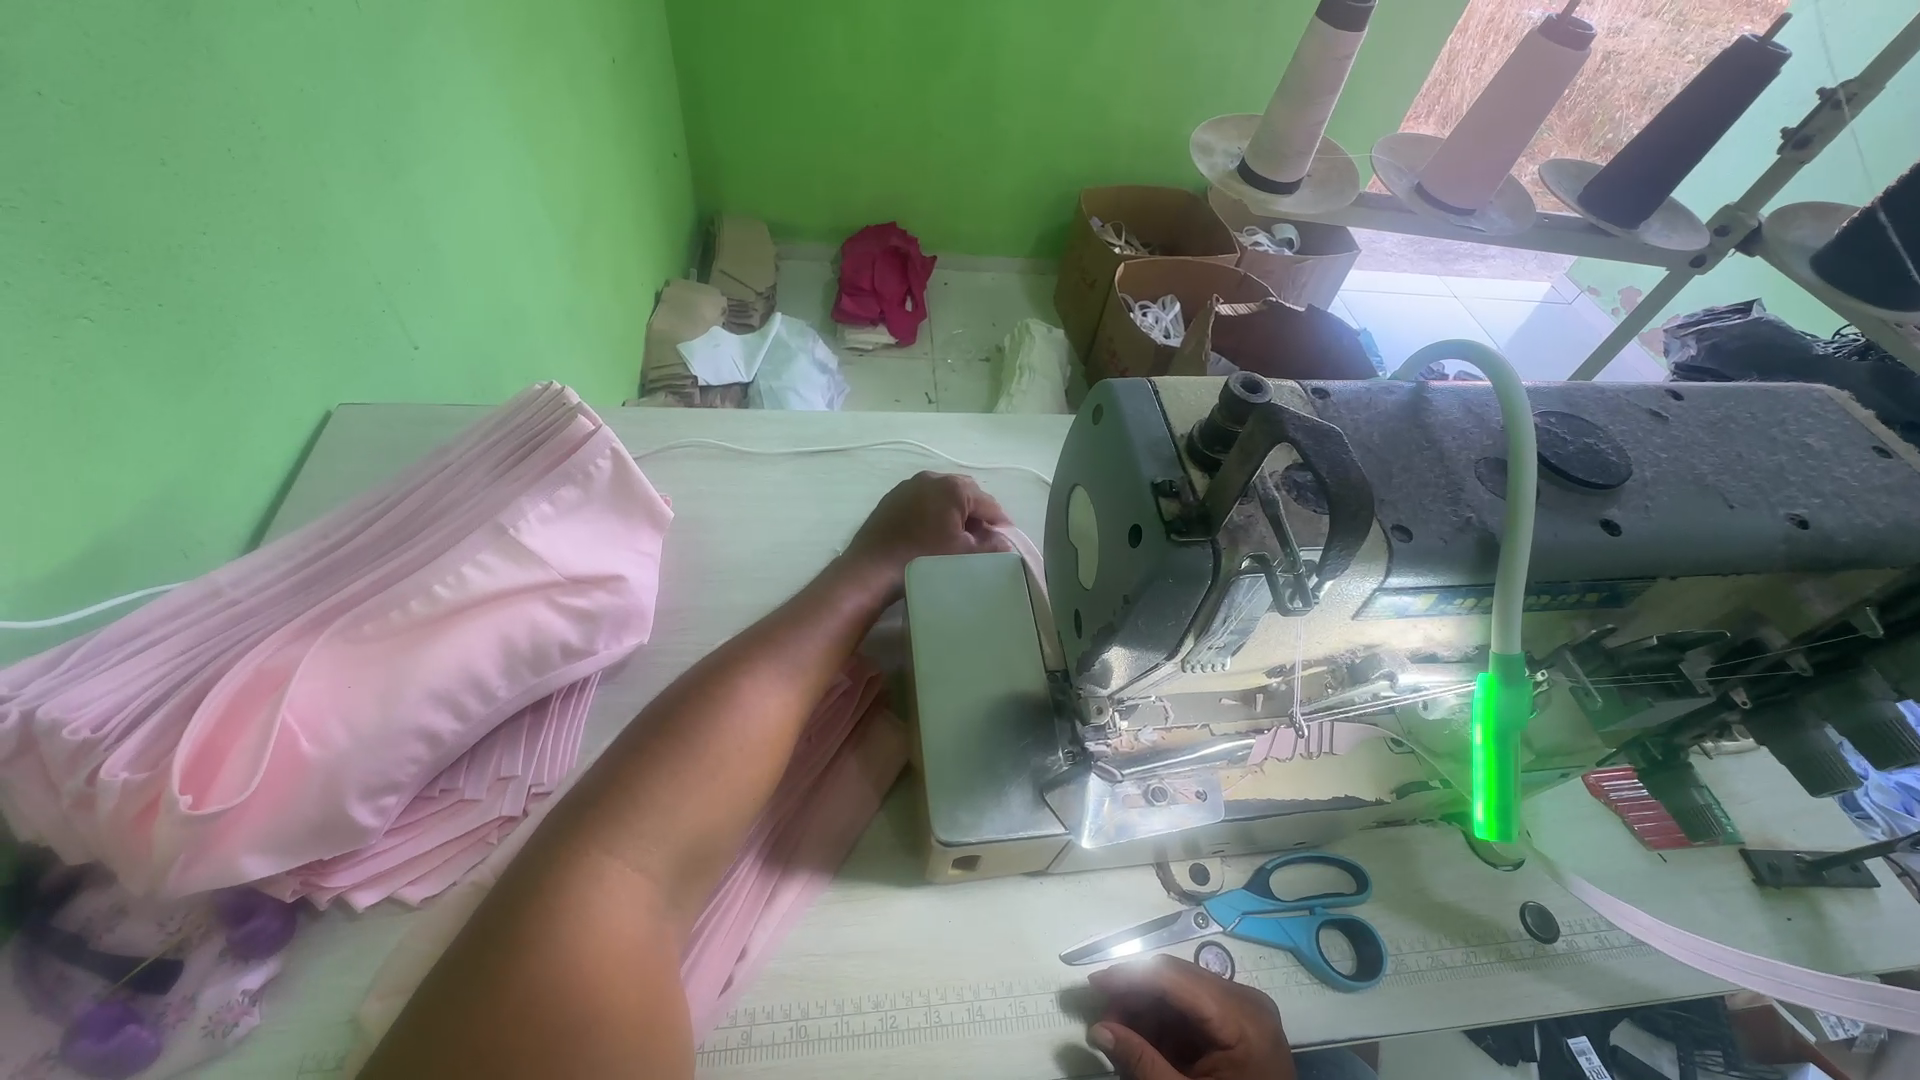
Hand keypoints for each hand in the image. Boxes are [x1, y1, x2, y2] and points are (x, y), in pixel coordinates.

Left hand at [839, 472, 1011, 588]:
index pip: (988, 502)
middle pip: (966, 493)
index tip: (1006, 538)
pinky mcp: (893, 497)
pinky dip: (935, 511)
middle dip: (978, 513)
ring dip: (955, 511)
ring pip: (943, 495)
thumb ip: (990, 546)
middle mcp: (932, 478)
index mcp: (953, 488)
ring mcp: (910, 485)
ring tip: (958, 535)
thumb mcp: (963, 554)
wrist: (872, 568)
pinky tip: (933, 532)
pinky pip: (924, 499)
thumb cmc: (923, 558)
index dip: (1000, 521)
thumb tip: (1005, 543)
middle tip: (983, 537)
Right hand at [1087, 956, 1296, 1079]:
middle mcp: (1246, 1001)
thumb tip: (1098, 1030)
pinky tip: (1144, 1039)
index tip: (1093, 983)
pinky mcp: (1238, 1023)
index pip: (1174, 978)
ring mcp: (1244, 1010)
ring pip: (1179, 991)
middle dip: (1134, 994)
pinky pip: (1192, 1008)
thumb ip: (1142, 1063)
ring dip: (1145, 1008)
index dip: (1130, 976)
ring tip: (1119, 1034)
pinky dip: (1164, 1021)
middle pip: (1176, 979)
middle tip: (1103, 1019)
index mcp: (1242, 1017)